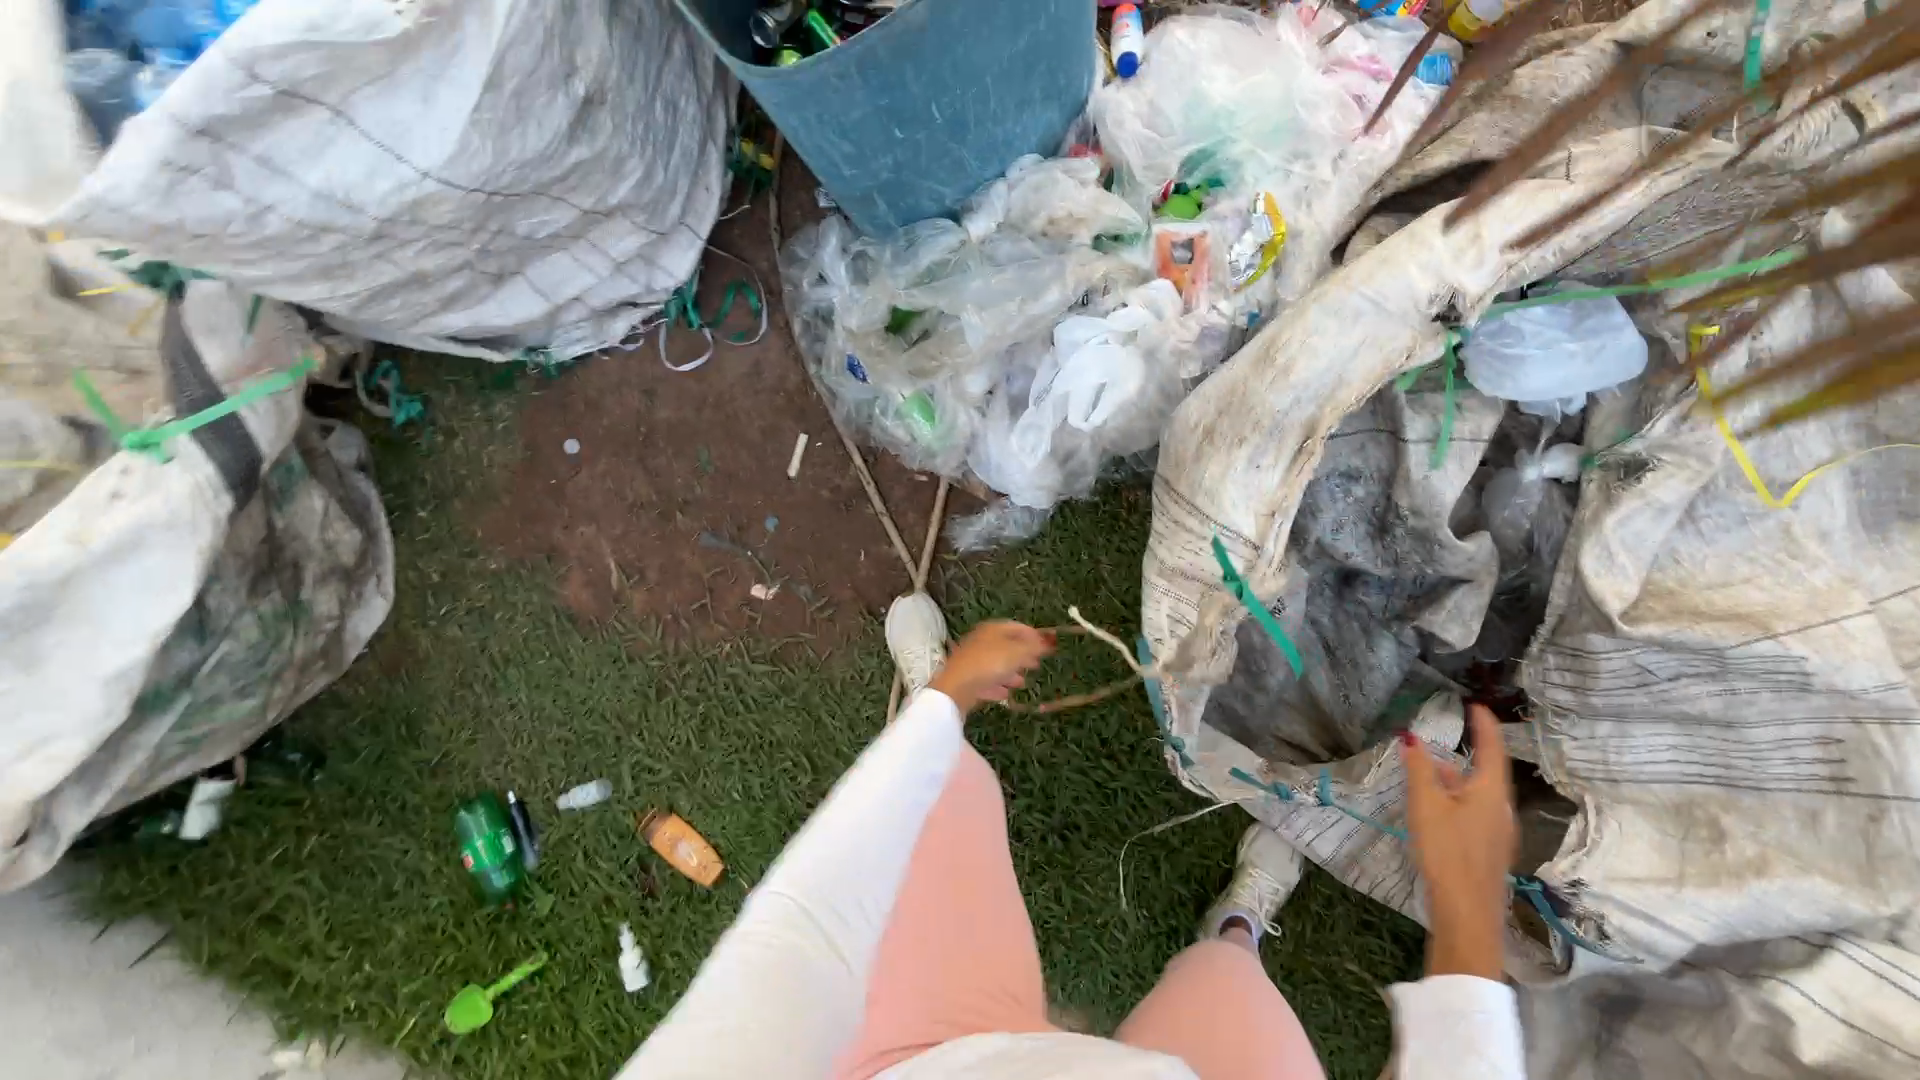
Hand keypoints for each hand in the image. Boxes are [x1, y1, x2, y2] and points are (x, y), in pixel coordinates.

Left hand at [928, 621, 1053, 714]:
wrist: (956, 687)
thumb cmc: (989, 664)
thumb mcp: (1016, 653)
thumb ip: (1033, 648)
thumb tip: (1048, 642)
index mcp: (993, 630)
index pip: (1017, 627)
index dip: (1033, 635)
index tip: (1046, 646)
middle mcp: (982, 641)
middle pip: (1006, 646)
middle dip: (1022, 656)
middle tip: (1036, 664)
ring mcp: (973, 660)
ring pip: (996, 665)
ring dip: (1010, 673)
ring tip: (1022, 683)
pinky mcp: (967, 679)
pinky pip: (986, 680)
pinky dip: (997, 685)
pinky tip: (1005, 695)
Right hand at [1399, 704, 1517, 981]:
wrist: (1467, 910)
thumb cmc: (1447, 850)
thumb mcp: (1425, 804)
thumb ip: (1419, 769)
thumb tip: (1413, 738)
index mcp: (1490, 791)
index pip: (1492, 749)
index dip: (1485, 726)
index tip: (1477, 706)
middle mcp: (1500, 808)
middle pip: (1484, 773)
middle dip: (1463, 755)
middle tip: (1441, 741)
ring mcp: (1497, 831)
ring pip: (1476, 794)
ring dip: (1454, 779)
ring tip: (1428, 773)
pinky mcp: (1488, 849)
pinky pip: (1473, 811)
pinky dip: (1455, 799)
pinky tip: (1435, 808)